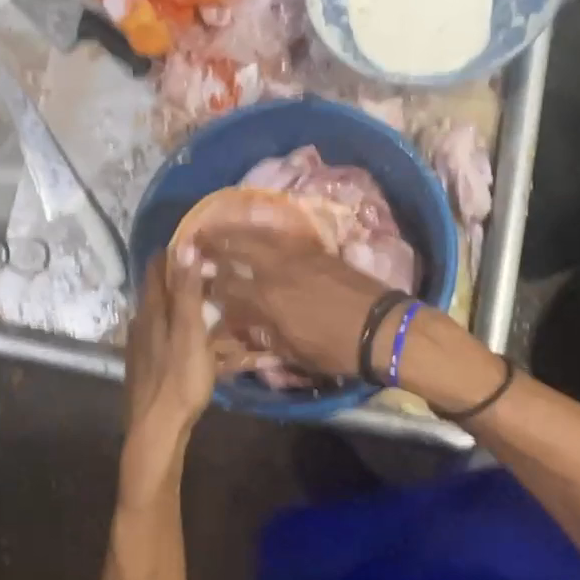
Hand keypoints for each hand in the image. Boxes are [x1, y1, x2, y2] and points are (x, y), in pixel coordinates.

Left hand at [123, 253, 215, 439]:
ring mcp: (140, 349)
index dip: (170, 254)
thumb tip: (185, 244)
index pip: (155, 271)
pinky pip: (163, 340)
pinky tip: (190, 343)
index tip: (191, 240)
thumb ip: (188, 290)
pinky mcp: (146, 369)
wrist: (156, 430)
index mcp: (152, 313)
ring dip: (178, 307)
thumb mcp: (190, 332)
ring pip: (160, 318)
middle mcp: (140, 326)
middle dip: (178, 280)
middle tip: (205, 270)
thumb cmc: (179, 380)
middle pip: (158, 294)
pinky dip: (177, 332)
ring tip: (203, 304)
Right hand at [188, 228, 389, 379]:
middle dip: (215, 241)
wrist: (382, 328)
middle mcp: (277, 270)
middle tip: (197, 237)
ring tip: (222, 228)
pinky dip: (266, 235)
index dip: (209, 282)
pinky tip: (260, 234)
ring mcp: (299, 256)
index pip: (227, 286)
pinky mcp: (319, 252)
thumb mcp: (294, 352)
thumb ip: (266, 335)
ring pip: (261, 237)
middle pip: (238, 247)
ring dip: (238, 232)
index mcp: (267, 298)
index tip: (196, 278)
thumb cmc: (336, 349)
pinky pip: (284, 238)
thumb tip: (249, 325)